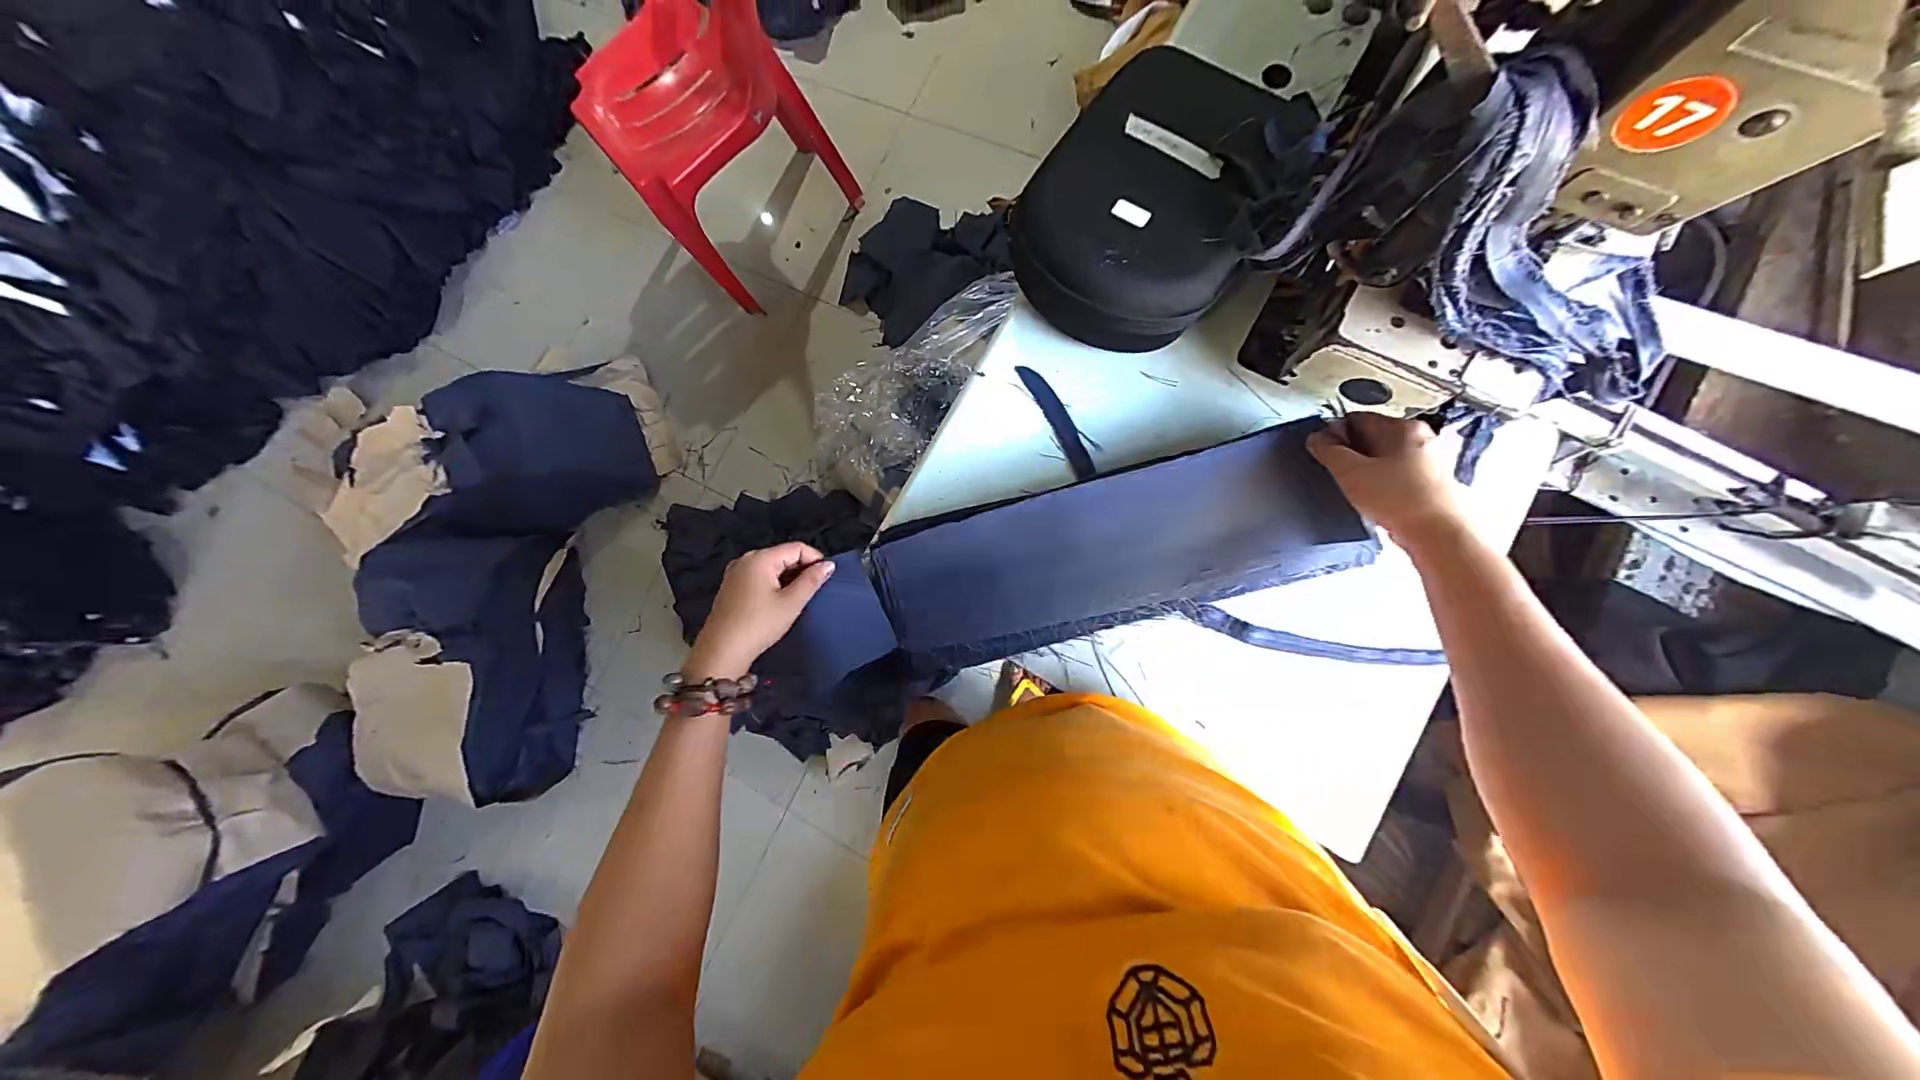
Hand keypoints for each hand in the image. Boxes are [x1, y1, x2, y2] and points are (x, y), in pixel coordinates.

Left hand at [685, 542, 836, 679]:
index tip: (826, 577)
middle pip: (782, 555)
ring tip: (798, 598)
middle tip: (814, 590)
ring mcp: (735, 573)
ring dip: (788, 578)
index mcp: (759, 559)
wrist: (722, 651)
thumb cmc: (758, 625)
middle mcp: (745, 560)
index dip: (815, 559)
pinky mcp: (731, 587)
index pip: (796, 548)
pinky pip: (758, 577)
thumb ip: (811, 581)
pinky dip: (773, 584)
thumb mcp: (791, 603)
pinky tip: (778, 602)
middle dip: (801, 569)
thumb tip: (828, 565)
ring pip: (771, 567)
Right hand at [1307, 413, 1470, 547]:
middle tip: (1338, 471)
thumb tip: (1317, 439)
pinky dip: (1378, 485)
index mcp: (1404, 428)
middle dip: (1350, 454)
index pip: (1357, 418)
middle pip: (1370, 438)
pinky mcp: (1425, 485)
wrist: (1436, 532)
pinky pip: (1392, 477)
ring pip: (1382, 459)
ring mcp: (1425, 463)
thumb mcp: (1350, 471)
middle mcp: (1419, 440)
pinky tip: (1372, 500)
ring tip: (1355, 488)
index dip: (1334, 433)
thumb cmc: (1402, 499)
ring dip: (1363, 471)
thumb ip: (1328, 451)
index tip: (1322, 449)